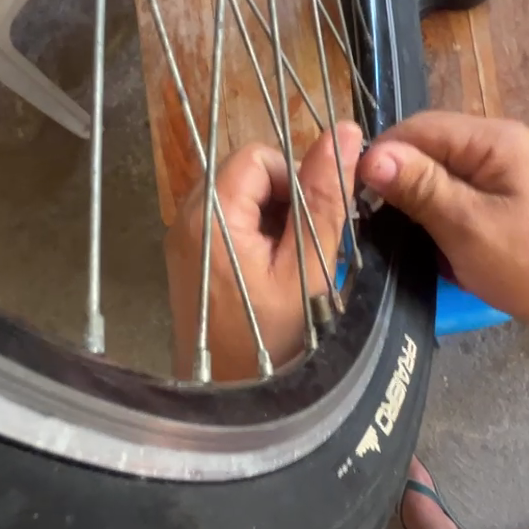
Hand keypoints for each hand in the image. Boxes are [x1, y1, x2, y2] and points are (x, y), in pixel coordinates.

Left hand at [167, 122, 364, 379]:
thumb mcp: (308, 268)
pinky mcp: (188, 262)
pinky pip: (227, 226)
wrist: (231, 399)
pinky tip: (273, 275)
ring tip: (293, 265)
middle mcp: (186, 220)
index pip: (258, 157)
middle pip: (245, 176)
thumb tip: (345, 129)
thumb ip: (324, 198)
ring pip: (240, 201)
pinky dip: (256, 239)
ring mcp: (183, 242)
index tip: (314, 221)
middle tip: (309, 247)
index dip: (294, 179)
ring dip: (274, 221)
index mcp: (209, 215)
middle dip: (285, 201)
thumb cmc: (272, 339)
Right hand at [358, 111, 528, 338]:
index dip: (380, 158)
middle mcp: (501, 148)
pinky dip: (446, 227)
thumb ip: (420, 187)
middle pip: (430, 153)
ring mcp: (511, 178)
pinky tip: (442, 255)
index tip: (351, 198)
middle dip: (401, 188)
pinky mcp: (515, 207)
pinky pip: (465, 205)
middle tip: (375, 230)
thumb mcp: (469, 226)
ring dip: (423, 213)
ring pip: (445, 183)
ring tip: (408, 246)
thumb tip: (369, 155)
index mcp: (492, 140)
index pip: (416, 128)